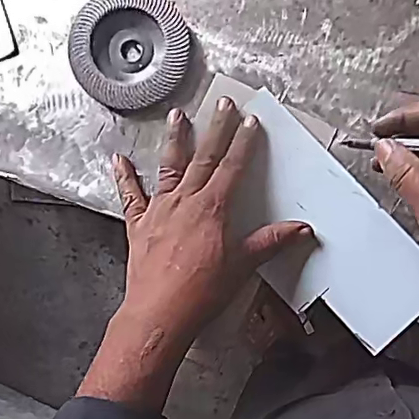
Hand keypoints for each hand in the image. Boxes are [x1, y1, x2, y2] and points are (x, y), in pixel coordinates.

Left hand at [79, 97, 313, 411]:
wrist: (160, 313)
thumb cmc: (199, 293)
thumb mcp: (242, 266)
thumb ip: (269, 243)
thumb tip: (299, 231)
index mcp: (212, 209)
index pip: (232, 167)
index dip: (244, 143)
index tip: (250, 123)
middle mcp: (184, 203)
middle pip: (204, 158)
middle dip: (216, 129)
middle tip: (222, 105)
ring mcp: (159, 211)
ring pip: (169, 168)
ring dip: (175, 141)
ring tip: (178, 116)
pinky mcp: (140, 226)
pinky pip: (131, 196)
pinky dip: (125, 177)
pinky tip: (119, 160)